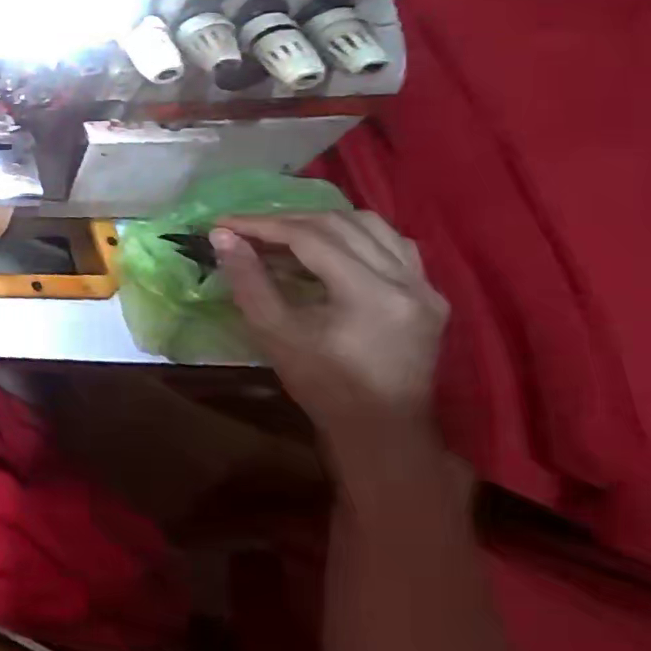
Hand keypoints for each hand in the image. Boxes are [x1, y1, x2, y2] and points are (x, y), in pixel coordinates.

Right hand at [211, 212, 447, 458]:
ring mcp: (425, 287)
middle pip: (339, 225)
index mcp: (372, 293)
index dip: (261, 225)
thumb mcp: (274, 332)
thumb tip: (222, 235)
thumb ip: (248, 278)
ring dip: (321, 222)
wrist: (381, 430)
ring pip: (371, 226)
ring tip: (284, 233)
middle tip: (246, 228)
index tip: (223, 223)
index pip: (310, 237)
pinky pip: (392, 244)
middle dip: (286, 220)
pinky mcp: (428, 295)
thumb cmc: (323, 384)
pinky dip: (354, 235)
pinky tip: (328, 247)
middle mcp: (407, 281)